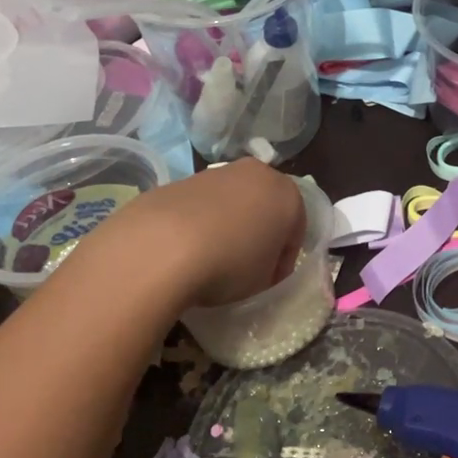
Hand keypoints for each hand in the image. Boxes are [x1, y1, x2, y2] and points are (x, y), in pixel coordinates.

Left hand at [87, 159, 306, 308]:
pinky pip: (198, 207)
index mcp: (288, 194)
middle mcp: (255, 174)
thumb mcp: (263, 280)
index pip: (296, 230)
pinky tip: (182, 253)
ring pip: (230, 203)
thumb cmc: (230, 263)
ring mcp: (214, 174)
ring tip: (209, 261)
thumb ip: (268, 269)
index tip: (270, 283)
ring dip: (227, 227)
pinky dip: (196, 225)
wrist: (161, 247)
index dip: (284, 260)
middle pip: (264, 207)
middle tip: (245, 268)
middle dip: (258, 234)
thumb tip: (256, 267)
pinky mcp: (178, 182)